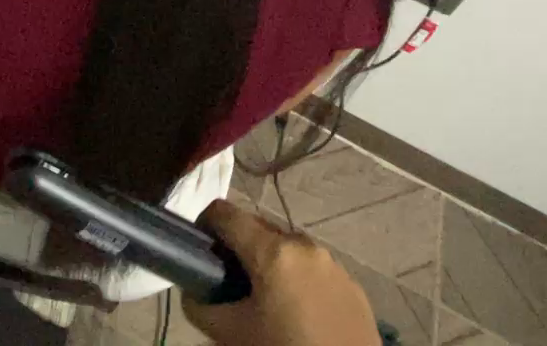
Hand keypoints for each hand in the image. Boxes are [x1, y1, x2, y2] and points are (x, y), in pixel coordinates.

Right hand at [182, 200, 381, 345]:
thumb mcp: (233, 337)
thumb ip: (202, 308)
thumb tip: (193, 292)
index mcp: (272, 250)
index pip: (224, 212)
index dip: (204, 225)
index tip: (198, 250)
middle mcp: (303, 244)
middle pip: (256, 228)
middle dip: (237, 248)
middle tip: (227, 283)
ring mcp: (333, 264)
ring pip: (286, 249)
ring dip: (268, 264)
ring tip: (264, 302)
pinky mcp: (353, 287)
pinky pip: (313, 270)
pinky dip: (297, 280)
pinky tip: (297, 316)